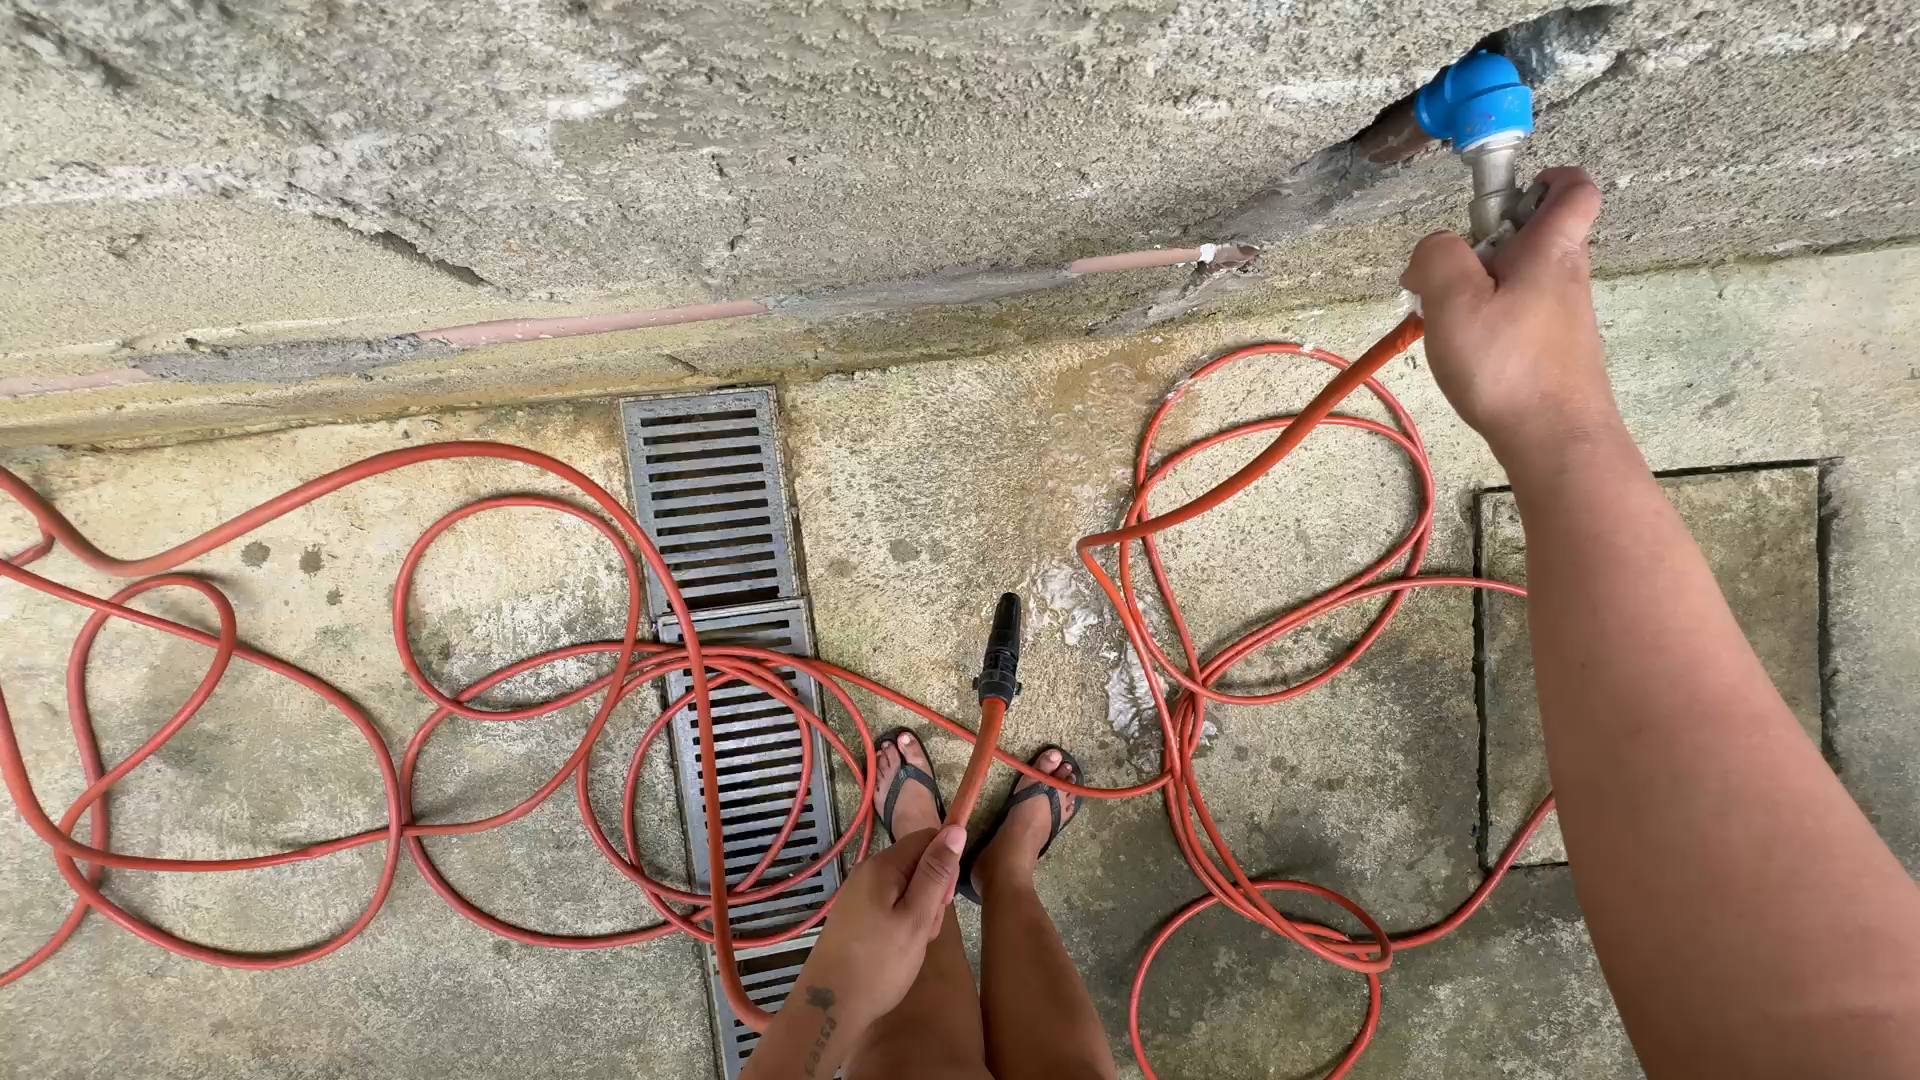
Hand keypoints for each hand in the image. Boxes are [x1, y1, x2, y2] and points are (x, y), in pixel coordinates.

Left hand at [795, 824, 965, 1029]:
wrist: (828, 1008)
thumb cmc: (879, 963)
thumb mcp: (917, 917)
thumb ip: (936, 872)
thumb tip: (956, 828)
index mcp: (882, 865)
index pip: (926, 838)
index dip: (944, 863)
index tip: (945, 900)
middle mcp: (867, 870)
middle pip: (916, 863)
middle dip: (931, 893)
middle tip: (926, 930)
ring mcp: (858, 893)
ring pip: (905, 888)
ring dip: (918, 912)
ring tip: (911, 945)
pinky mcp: (854, 915)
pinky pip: (889, 905)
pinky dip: (901, 923)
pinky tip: (897, 949)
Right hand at [1400, 166, 1620, 462]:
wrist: (1552, 435)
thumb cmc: (1503, 364)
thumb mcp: (1453, 303)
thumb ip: (1438, 260)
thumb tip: (1433, 246)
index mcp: (1549, 251)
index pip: (1572, 190)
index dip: (1544, 181)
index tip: (1500, 201)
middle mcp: (1566, 276)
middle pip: (1535, 237)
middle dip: (1486, 247)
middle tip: (1443, 280)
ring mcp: (1564, 315)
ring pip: (1522, 279)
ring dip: (1481, 289)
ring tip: (1445, 324)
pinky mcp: (1555, 348)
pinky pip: (1519, 314)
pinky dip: (1489, 320)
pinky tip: (1465, 351)